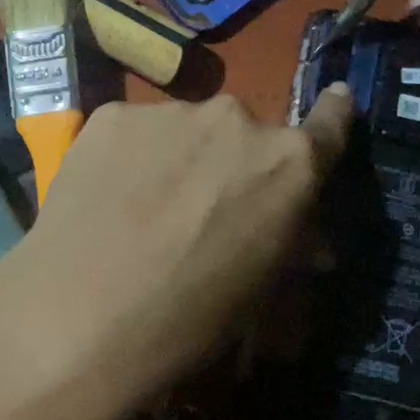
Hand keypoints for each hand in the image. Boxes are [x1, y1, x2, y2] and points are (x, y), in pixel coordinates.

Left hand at [0, 88, 352, 410]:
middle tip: (199, 208)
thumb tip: (305, 238)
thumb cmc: (190, 321)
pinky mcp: (111, 115)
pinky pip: (134, 133)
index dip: (333, 115)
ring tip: (141, 210)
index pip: (328, 126)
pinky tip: (106, 199)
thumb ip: (288, 244)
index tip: (336, 98)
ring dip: (177, 158)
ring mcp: (169, 112)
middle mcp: (236, 119)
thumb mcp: (261, 292)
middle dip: (230, 162)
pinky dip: (128, 158)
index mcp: (289, 163)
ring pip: (184, 131)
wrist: (83, 316)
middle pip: (242, 134)